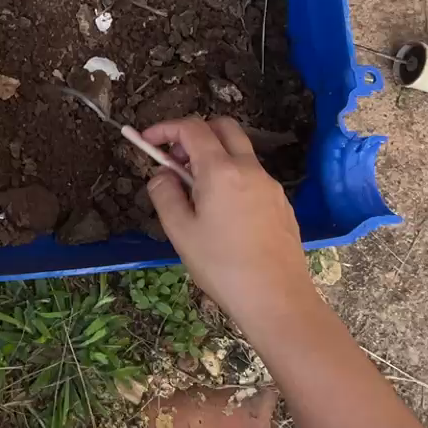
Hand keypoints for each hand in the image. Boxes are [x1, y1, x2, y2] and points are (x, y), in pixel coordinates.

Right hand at [142, 116, 317, 329]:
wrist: (278, 301)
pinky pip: (251, 175)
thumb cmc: (222, 266)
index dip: (164, 128)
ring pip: (239, 151)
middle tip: (175, 159)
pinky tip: (221, 213)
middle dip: (194, 132)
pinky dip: (230, 176)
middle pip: (223, 127)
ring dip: (213, 155)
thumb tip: (163, 175)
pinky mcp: (281, 204)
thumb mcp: (179, 230)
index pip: (191, 128)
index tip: (146, 141)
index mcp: (221, 171)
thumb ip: (164, 193)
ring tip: (194, 192)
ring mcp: (269, 186)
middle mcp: (249, 169)